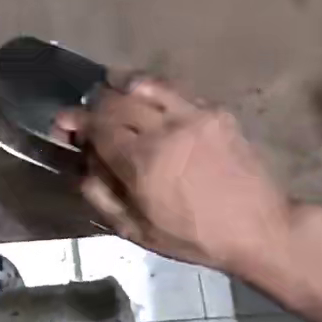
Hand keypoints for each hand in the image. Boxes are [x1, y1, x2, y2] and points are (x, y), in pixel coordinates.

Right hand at [58, 75, 317, 289]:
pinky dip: (151, 90)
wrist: (260, 228)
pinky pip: (173, 90)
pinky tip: (145, 99)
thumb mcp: (135, 230)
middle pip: (115, 100)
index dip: (73, 120)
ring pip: (143, 85)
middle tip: (86, 116)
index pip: (96, 125)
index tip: (62, 123)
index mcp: (141, 162)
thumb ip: (100, 195)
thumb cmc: (192, 236)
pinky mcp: (215, 111)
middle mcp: (164, 129)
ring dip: (119, 87)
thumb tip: (80, 166)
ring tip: (110, 93)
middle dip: (92, 105)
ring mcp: (193, 115)